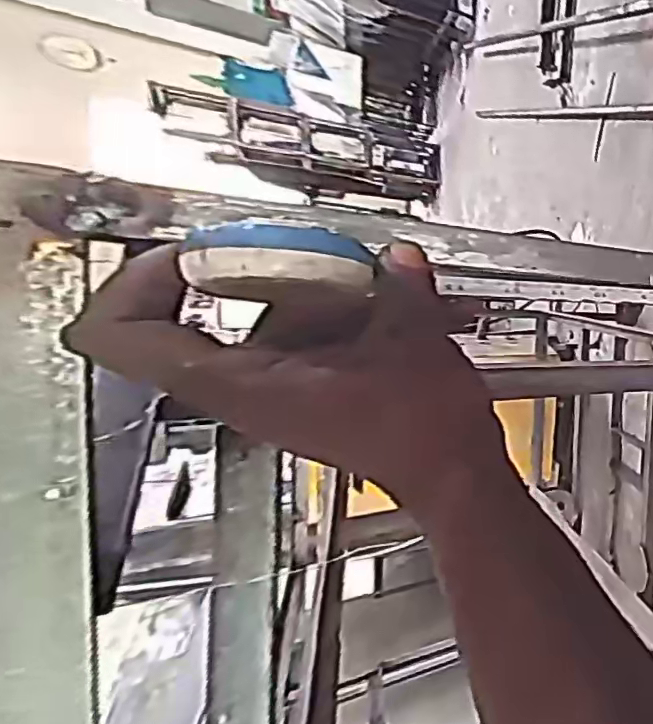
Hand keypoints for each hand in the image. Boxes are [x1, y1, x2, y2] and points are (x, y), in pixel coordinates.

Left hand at [62, 241, 513, 518]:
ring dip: (326, 300)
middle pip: (221, 319)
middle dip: (270, 279)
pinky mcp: (325, 396)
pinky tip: (401, 312)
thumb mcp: (415, 343)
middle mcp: (249, 392)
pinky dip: (350, 322)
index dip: (145, 278)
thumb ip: (401, 292)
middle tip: (315, 257)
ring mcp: (288, 396)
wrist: (457, 471)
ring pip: (277, 331)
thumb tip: (397, 258)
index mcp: (239, 383)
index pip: (122, 332)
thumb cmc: (423, 429)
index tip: (199, 252)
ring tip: (381, 285)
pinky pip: (315, 347)